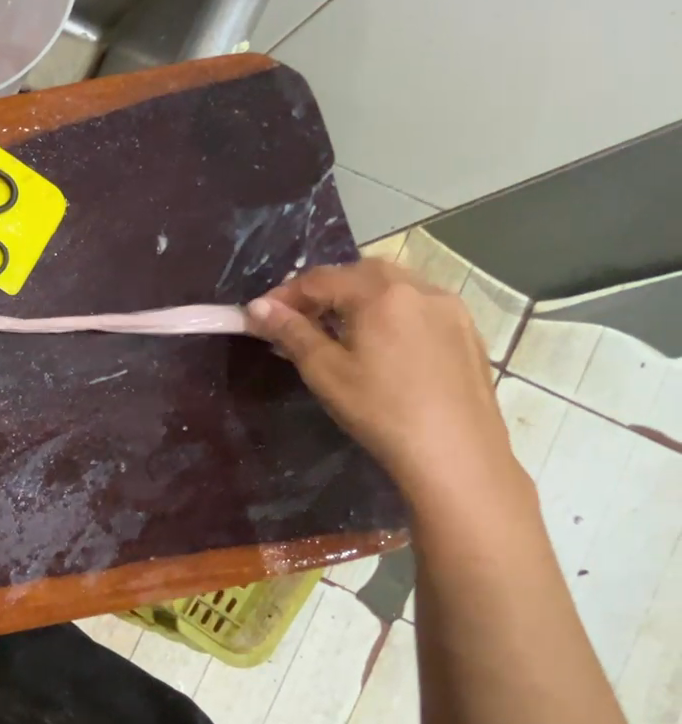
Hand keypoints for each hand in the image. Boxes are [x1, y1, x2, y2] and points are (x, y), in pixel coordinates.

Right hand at [245, 259, 515, 495]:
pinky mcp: (466, 331)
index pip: (320, 278)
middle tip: (296, 319)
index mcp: (381, 296)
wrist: (456, 451)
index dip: (283, 294)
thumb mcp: (323, 370)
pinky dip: (388, 310)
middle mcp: (420, 290)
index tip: (258, 316)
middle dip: (323, 288)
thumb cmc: (380, 409)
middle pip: (360, 272)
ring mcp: (450, 309)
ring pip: (393, 285)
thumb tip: (257, 307)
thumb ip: (291, 331)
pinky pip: (418, 305)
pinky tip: (377, 343)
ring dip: (357, 296)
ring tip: (335, 329)